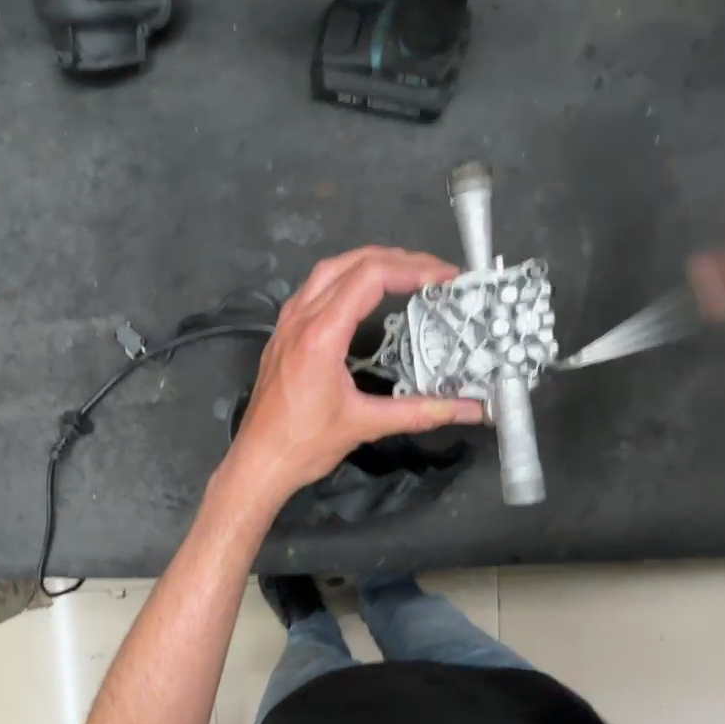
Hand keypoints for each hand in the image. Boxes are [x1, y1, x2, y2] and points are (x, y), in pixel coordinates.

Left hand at [222, 246, 484, 503]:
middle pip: (350, 263)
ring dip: (366, 264)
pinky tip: (360, 297)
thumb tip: (466, 409)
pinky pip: (311, 292)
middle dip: (396, 260)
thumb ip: (420, 411)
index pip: (370, 276)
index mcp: (320, 335)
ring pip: (327, 272)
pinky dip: (342, 282)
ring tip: (403, 274)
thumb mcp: (365, 425)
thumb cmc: (302, 445)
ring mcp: (286, 327)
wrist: (258, 463)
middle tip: (433, 272)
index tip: (445, 278)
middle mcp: (299, 321)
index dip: (412, 268)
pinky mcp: (281, 338)